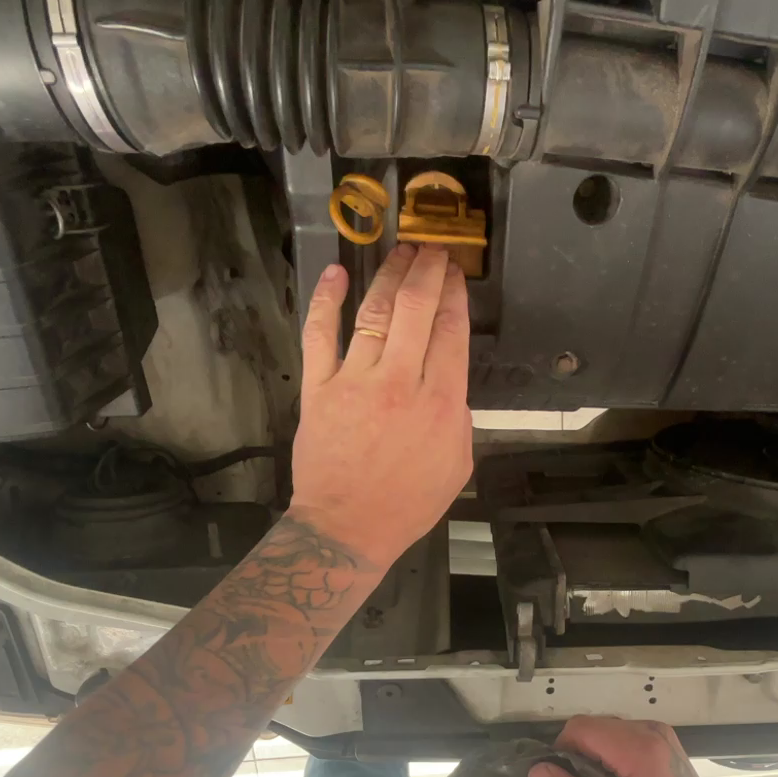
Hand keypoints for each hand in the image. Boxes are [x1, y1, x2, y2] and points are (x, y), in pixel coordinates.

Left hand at [290, 244, 473, 566]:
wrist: (348, 528)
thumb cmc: (408, 503)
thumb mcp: (457, 463)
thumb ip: (458, 416)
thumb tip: (448, 382)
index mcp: (441, 403)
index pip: (451, 331)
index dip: (455, 293)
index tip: (456, 272)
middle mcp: (401, 382)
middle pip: (416, 309)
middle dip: (428, 271)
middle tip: (433, 248)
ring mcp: (356, 381)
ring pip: (375, 312)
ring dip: (389, 275)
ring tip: (401, 251)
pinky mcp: (320, 387)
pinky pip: (321, 334)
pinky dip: (327, 300)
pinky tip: (336, 274)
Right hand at [530, 716, 738, 776]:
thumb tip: (538, 770)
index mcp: (642, 752)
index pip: (580, 729)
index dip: (560, 755)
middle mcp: (654, 733)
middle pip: (593, 728)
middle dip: (577, 761)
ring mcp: (662, 738)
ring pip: (605, 734)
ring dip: (593, 763)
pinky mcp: (665, 748)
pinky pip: (622, 741)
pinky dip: (610, 762)